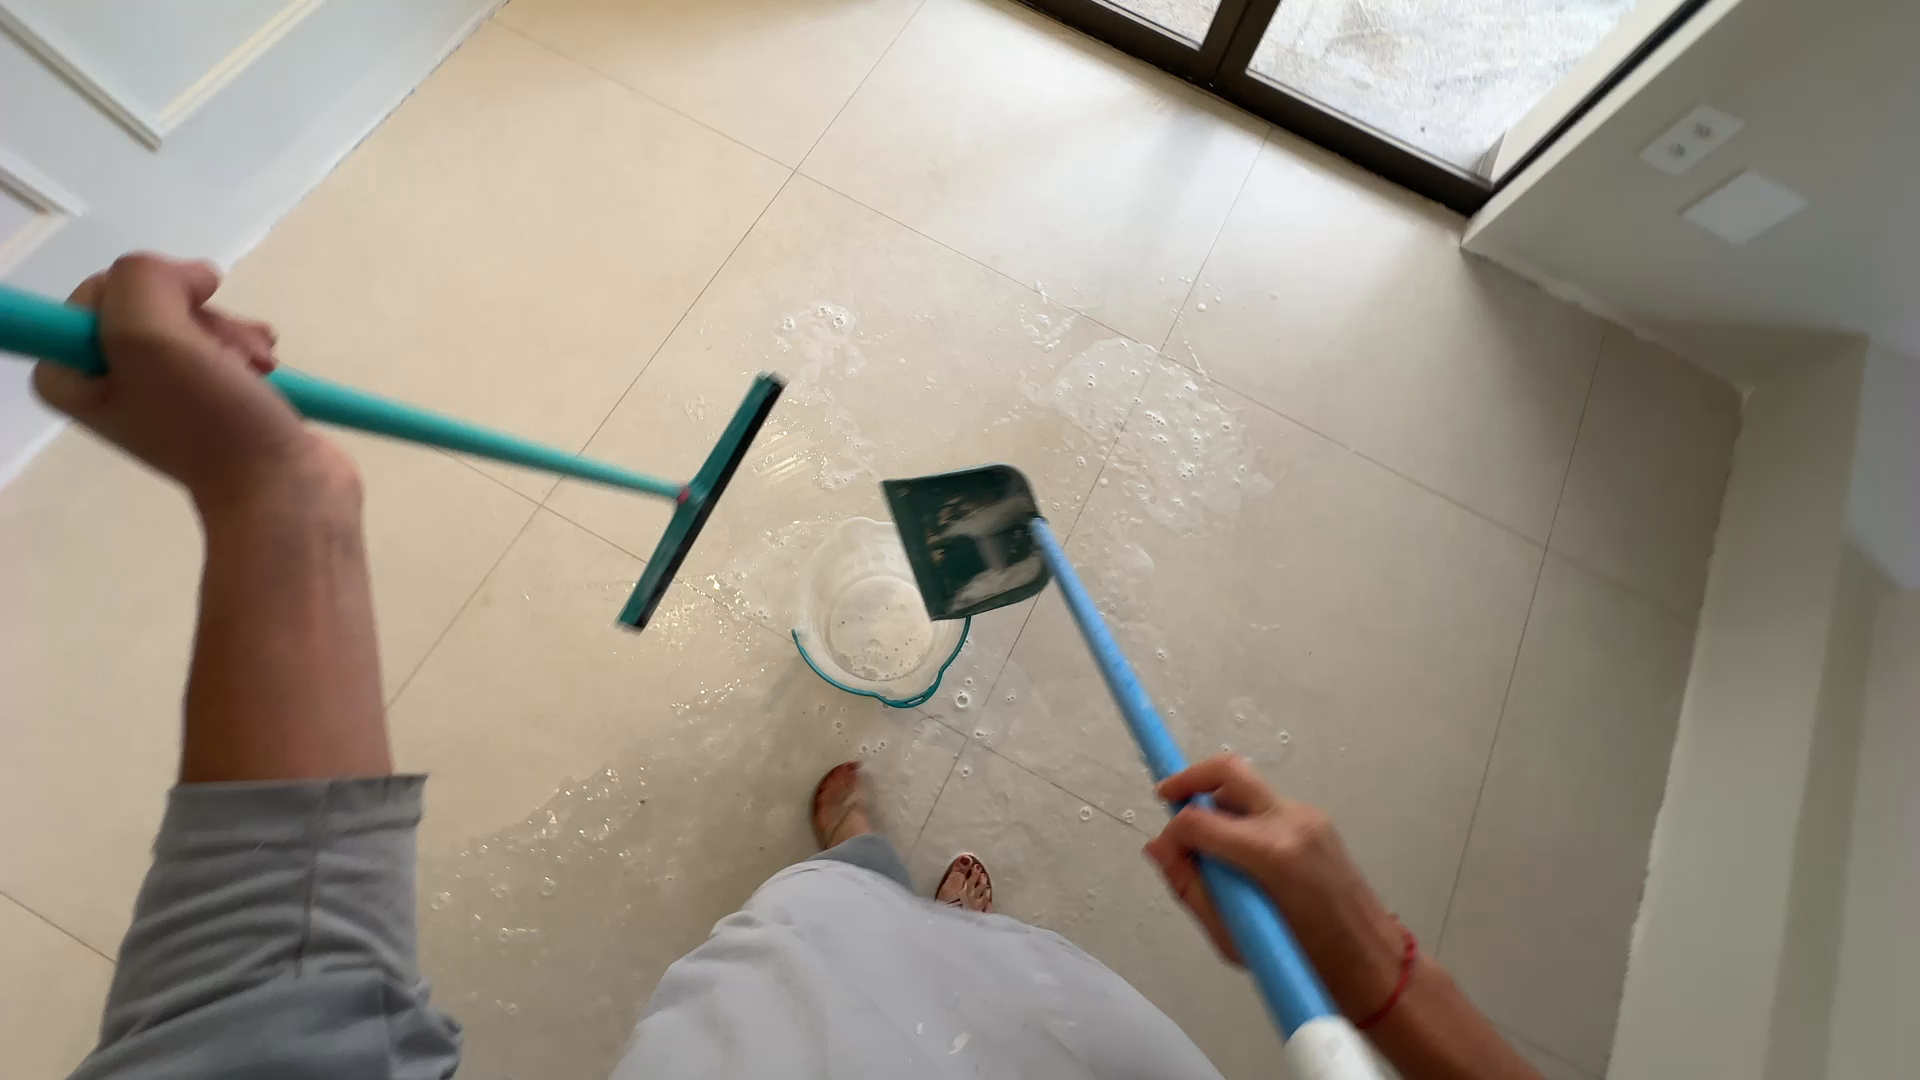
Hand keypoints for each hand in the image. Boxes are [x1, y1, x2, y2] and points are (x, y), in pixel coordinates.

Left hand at [31, 253, 350, 510]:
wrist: (288, 490)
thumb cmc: (216, 426)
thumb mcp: (153, 339)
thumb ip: (148, 281)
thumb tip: (196, 273)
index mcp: (71, 372)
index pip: (103, 292)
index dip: (160, 296)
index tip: (198, 328)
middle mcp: (113, 382)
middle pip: (158, 310)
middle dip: (210, 322)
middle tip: (242, 354)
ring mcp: (171, 395)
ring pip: (201, 330)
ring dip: (240, 336)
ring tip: (267, 364)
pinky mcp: (222, 404)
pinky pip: (230, 355)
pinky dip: (256, 354)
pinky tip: (275, 370)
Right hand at [1144, 754, 1406, 1017]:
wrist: (1374, 966)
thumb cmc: (1305, 964)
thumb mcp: (1234, 938)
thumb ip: (1190, 887)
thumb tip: (1157, 848)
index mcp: (1272, 854)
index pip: (1199, 820)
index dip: (1173, 832)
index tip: (1167, 850)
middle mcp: (1291, 821)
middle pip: (1227, 770)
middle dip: (1188, 778)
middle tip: (1166, 796)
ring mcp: (1307, 815)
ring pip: (1245, 785)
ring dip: (1217, 801)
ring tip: (1208, 843)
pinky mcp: (1316, 819)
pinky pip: (1265, 804)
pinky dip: (1241, 817)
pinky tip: (1240, 854)